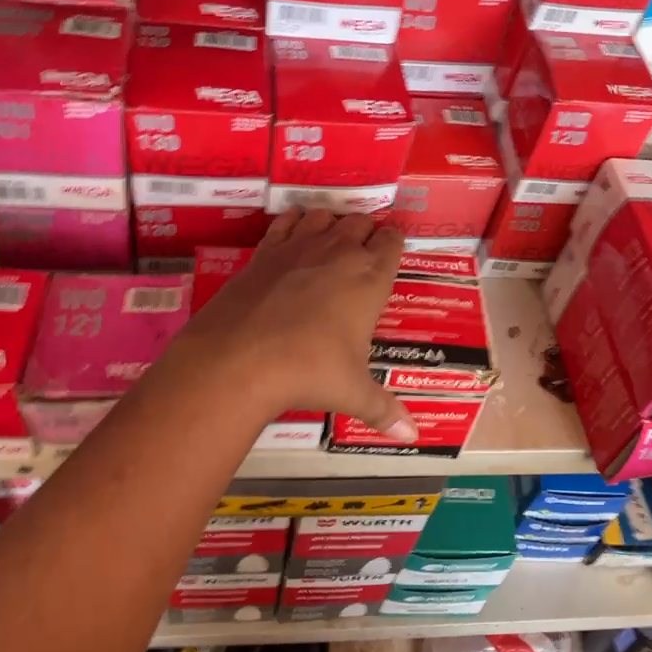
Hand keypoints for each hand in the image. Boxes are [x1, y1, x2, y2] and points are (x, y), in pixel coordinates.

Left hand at [170, 209, 416, 441]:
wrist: (240, 358)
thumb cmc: (309, 371)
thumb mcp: (352, 392)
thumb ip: (383, 409)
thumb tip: (411, 437)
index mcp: (370, 278)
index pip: (392, 242)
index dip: (393, 244)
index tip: (390, 253)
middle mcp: (339, 252)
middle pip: (360, 222)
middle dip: (365, 232)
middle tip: (362, 254)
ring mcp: (299, 246)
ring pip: (324, 215)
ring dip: (331, 223)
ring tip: (330, 242)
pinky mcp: (265, 250)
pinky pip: (286, 221)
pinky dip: (294, 221)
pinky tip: (293, 232)